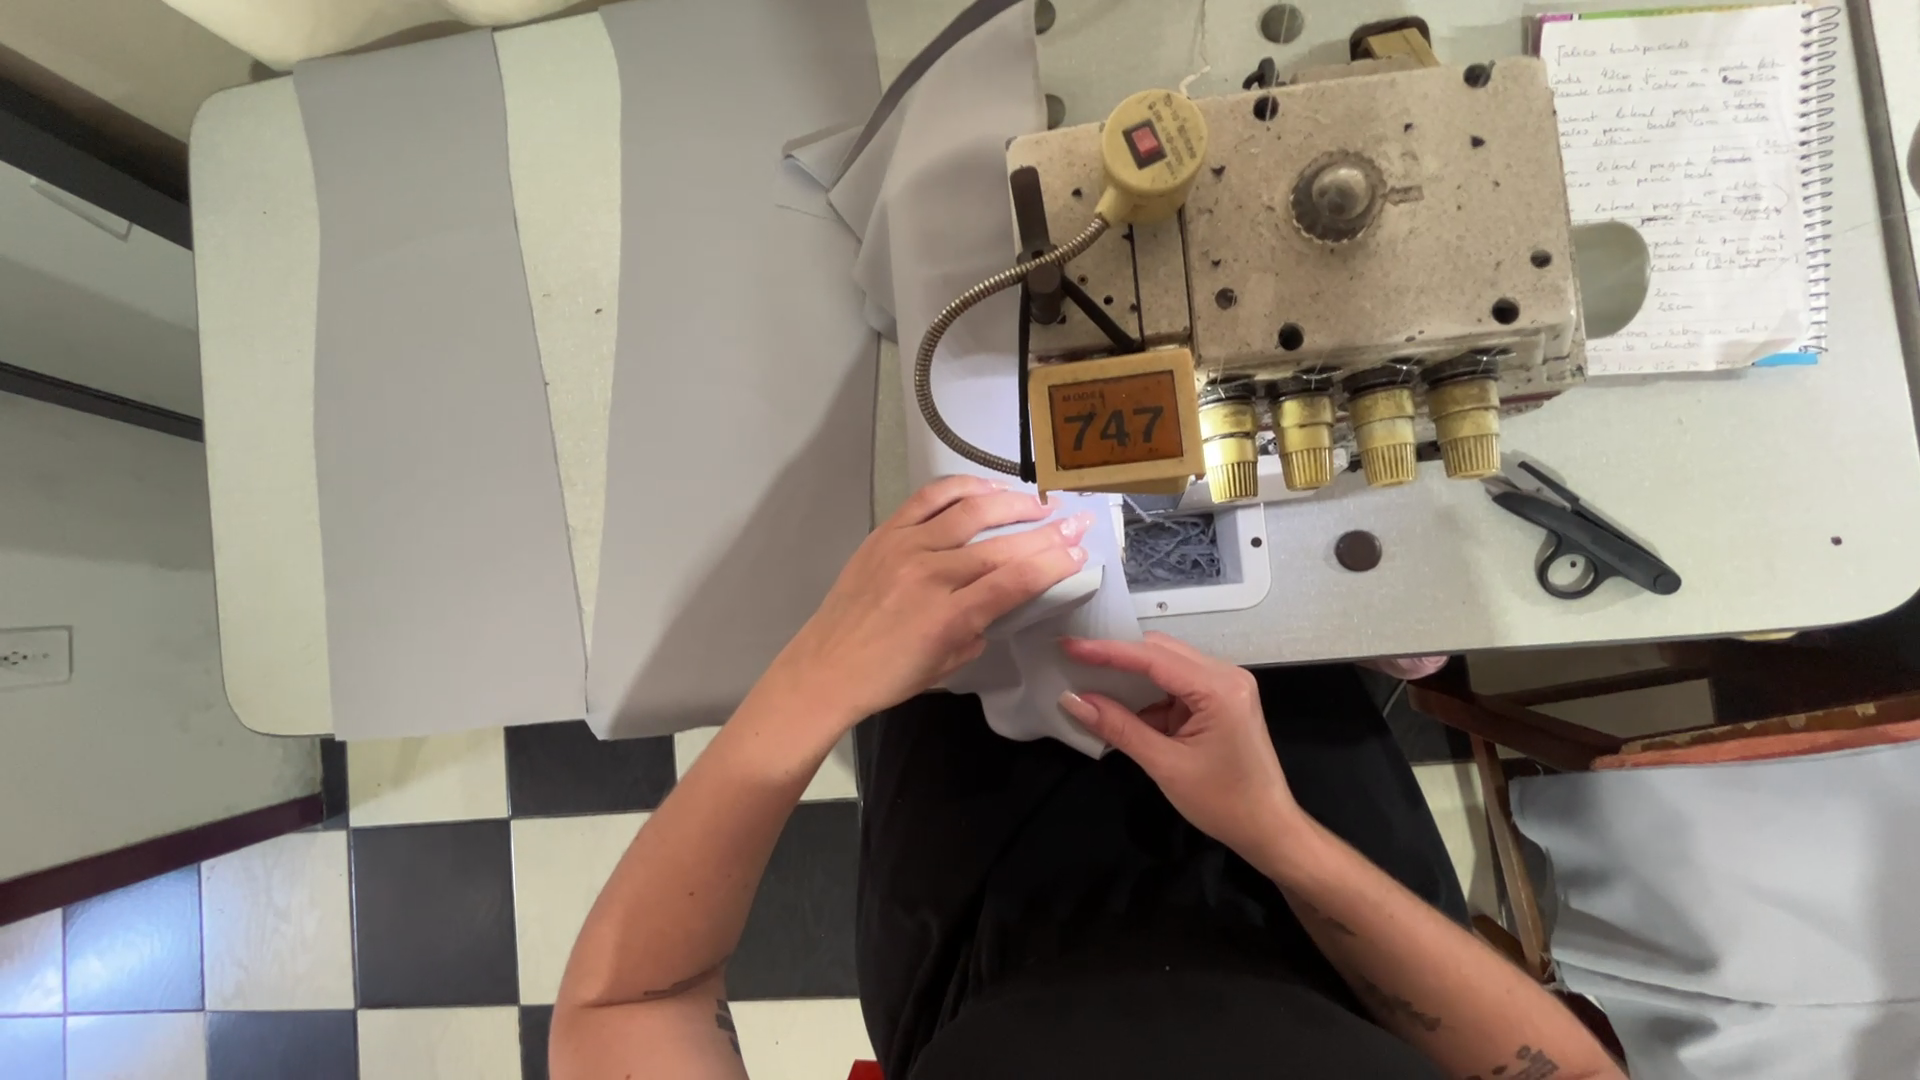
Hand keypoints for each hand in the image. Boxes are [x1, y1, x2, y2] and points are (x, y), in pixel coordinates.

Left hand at [765, 476, 1091, 722]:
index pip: (1016, 580)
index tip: (1079, 552)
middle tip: (1076, 521)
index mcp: (950, 616)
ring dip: (1011, 503)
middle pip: (1002, 545)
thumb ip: (980, 627)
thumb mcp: (948, 664)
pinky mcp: (885, 533)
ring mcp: (905, 547)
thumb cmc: (888, 677)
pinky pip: (928, 499)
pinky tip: (986, 488)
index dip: (1054, 563)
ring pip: (970, 512)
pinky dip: (961, 488)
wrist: (825, 668)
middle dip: (1047, 533)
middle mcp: (931, 573)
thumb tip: (999, 597)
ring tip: (1038, 502)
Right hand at [1058, 634, 1307, 858]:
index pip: (1153, 658)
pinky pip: (1175, 683)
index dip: (1107, 650)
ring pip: (1166, 664)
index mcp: (1219, 688)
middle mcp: (1226, 675)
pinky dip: (1146, 692)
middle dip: (1116, 656)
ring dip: (1130, 673)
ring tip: (1089, 679)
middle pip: (1160, 651)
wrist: (1269, 830)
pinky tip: (1119, 702)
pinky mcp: (1219, 699)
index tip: (1070, 647)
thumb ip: (1118, 728)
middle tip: (1073, 660)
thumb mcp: (1165, 765)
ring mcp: (1225, 685)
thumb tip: (1073, 700)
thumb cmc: (1224, 803)